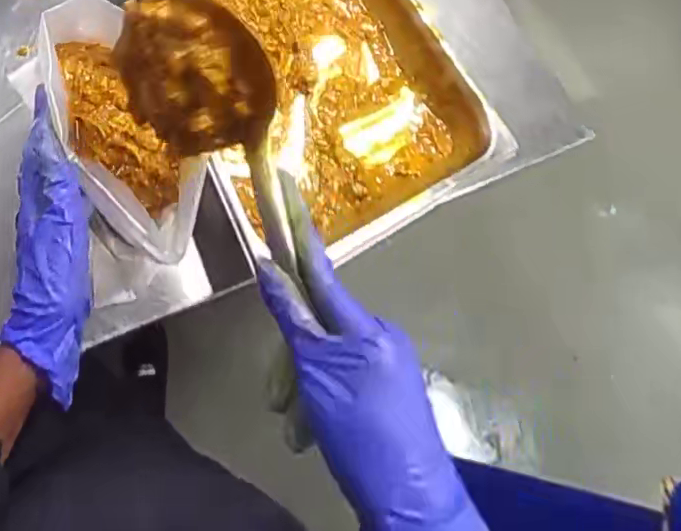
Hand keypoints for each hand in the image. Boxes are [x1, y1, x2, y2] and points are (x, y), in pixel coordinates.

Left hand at [0, 87, 90, 407]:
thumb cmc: (56, 276)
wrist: (49, 320)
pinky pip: (61, 191)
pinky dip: (69, 173)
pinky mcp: (56, 233)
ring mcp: (45, 220)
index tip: (47, 95)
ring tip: (79, 132)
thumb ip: (59, 190)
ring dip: (59, 150)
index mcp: (37, 200)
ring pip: (50, 174)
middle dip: (50, 131)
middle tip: (68, 106)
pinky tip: (85, 176)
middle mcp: (37, 205)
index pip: (37, 152)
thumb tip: (52, 150)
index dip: (42, 124)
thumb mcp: (62, 229)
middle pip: (40, 159)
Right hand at [257, 228, 485, 530]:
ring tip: (296, 427)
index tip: (289, 181)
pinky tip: (312, 431)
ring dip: (303, 388)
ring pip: (325, 356)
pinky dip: (319, 399)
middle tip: (277, 398)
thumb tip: (268, 266)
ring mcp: (384, 363)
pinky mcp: (384, 392)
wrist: (413, 506)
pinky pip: (340, 379)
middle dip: (291, 357)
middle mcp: (376, 334)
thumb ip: (292, 318)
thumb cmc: (362, 431)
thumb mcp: (318, 373)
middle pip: (316, 323)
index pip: (320, 266)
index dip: (300, 226)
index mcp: (363, 323)